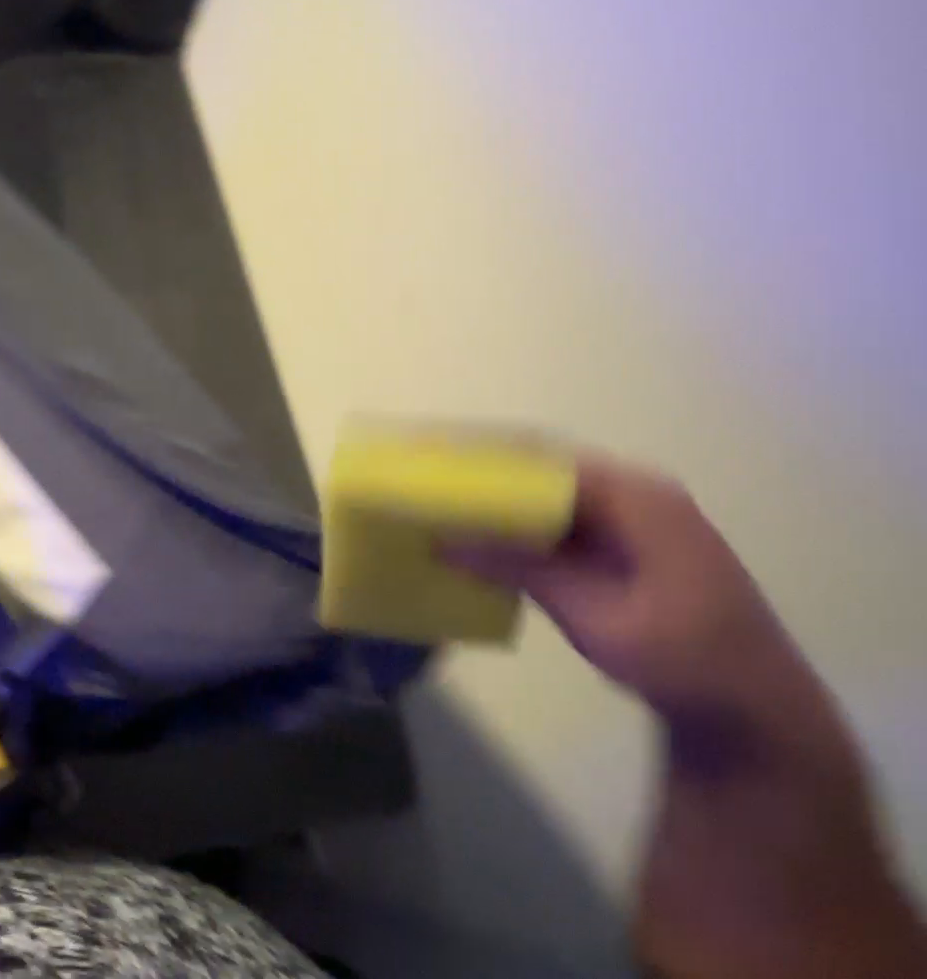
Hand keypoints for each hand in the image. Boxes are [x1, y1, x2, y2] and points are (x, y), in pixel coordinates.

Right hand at [448, 457, 813, 719]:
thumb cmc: (681, 658)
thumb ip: (520, 568)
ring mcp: (628, 523)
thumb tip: (442, 539)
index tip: (430, 466)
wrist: (749, 710)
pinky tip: (472, 544)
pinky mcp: (618, 549)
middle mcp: (633, 497)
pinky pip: (554, 524)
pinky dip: (514, 531)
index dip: (486, 460)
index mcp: (638, 499)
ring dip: (494, 507)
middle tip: (420, 490)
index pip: (545, 459)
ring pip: (544, 498)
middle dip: (481, 481)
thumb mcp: (594, 614)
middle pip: (542, 473)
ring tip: (432, 512)